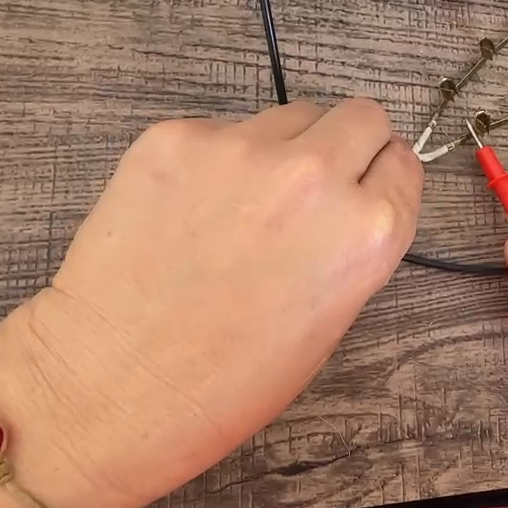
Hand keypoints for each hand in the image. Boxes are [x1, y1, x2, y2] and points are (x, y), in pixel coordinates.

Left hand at [0, 100, 422, 507]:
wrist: (105, 392)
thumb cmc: (230, 381)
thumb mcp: (330, 315)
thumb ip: (355, 240)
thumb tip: (352, 190)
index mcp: (369, 229)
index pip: (402, 161)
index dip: (381, 178)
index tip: (360, 189)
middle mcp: (317, 175)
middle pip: (362, 115)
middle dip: (347, 144)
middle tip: (312, 183)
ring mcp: (243, 147)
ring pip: (292, 116)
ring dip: (283, 148)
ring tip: (239, 204)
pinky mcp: (176, 136)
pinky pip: (223, 129)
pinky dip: (218, 159)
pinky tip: (188, 209)